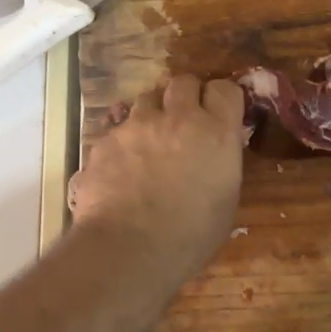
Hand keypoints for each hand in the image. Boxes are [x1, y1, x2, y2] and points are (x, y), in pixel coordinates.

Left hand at [68, 75, 246, 277]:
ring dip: (152, 115)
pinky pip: (117, 129)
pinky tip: (122, 169)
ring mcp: (137, 126)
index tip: (218, 114)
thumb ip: (220, 165)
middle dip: (185, 96)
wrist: (130, 249)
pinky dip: (123, 142)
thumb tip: (213, 156)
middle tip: (183, 121)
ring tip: (149, 142)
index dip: (220, 99)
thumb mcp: (225, 199)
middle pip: (183, 82)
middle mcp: (178, 119)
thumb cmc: (190, 236)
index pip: (225, 89)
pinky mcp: (105, 140)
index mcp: (216, 134)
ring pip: (146, 100)